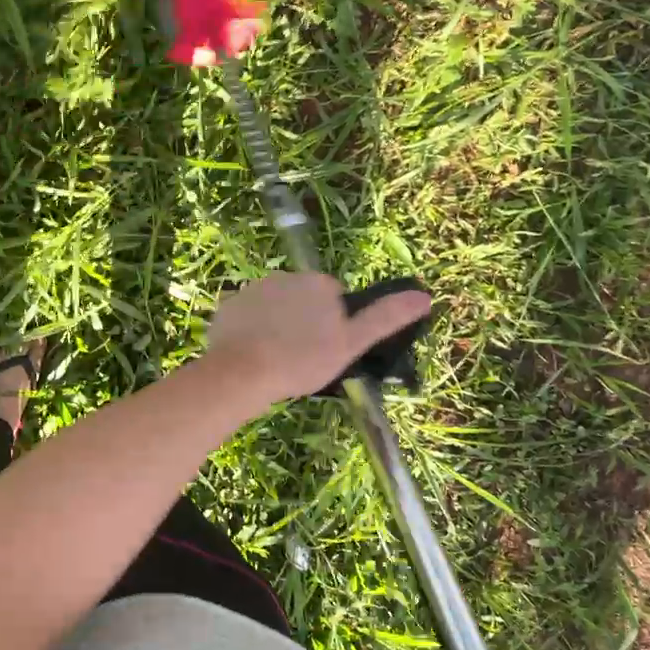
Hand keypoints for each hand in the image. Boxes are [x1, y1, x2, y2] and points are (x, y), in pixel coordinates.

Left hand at [205, 272, 431, 401]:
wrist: (242, 372)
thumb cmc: (303, 360)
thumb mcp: (351, 343)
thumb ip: (384, 318)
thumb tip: (424, 296)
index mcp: (316, 282)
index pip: (332, 295)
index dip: (333, 322)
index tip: (327, 346)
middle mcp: (282, 276)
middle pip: (301, 298)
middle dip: (304, 320)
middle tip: (303, 355)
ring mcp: (250, 290)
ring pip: (273, 307)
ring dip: (276, 324)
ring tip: (277, 357)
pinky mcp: (226, 307)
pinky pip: (245, 317)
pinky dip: (250, 331)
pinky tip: (252, 354)